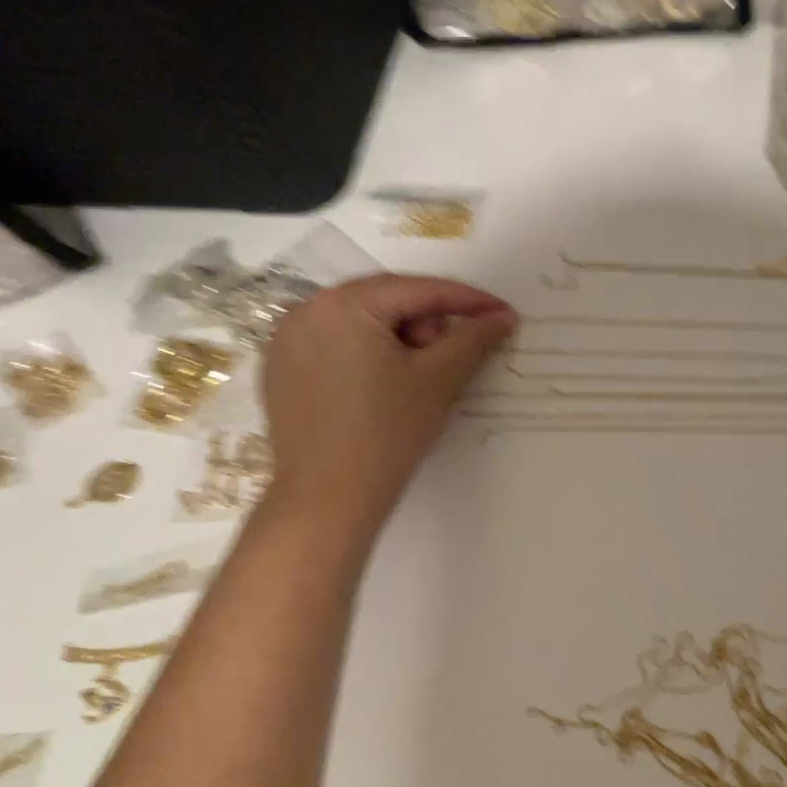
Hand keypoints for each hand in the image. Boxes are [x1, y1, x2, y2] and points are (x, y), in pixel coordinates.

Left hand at [262, 274, 516, 519]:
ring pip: (361, 321)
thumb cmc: (388, 432)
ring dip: (400, 336)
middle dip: (429, 321)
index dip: (468, 300)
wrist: (328, 496)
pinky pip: (336, 343)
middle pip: (387, 300)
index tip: (505, 314)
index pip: (419, 290)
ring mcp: (286, 340)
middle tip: (457, 353)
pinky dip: (369, 352)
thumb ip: (474, 338)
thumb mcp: (439, 379)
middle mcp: (305, 311)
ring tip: (421, 373)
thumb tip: (503, 316)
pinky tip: (387, 384)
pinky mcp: (281, 369)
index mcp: (343, 306)